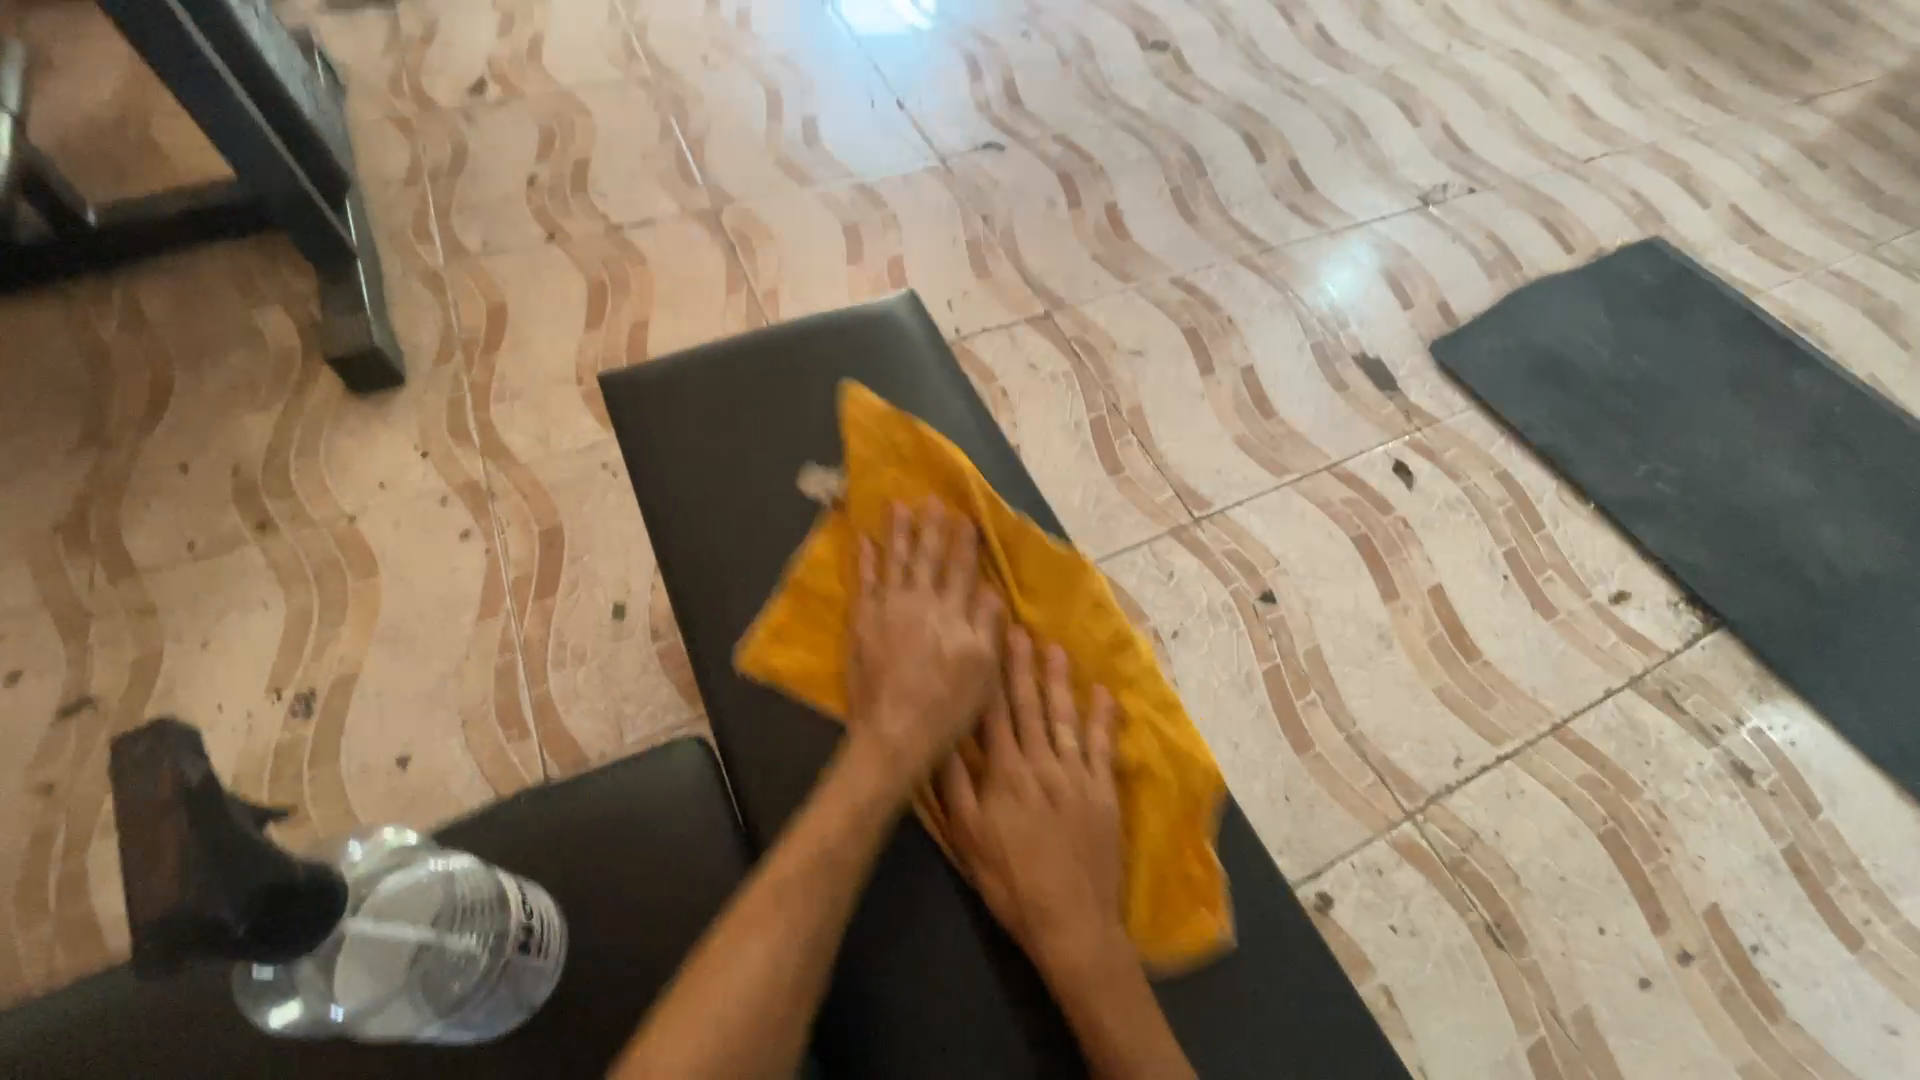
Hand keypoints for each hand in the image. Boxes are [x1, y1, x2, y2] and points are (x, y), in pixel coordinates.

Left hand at [847, 499, 1003, 784]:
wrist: (894, 732)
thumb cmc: (947, 707)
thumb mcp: (984, 670)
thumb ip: (987, 626)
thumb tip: (991, 589)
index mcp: (953, 613)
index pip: (962, 568)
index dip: (965, 542)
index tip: (966, 516)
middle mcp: (920, 602)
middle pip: (927, 557)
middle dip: (931, 527)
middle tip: (932, 499)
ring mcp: (887, 609)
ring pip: (894, 561)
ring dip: (897, 533)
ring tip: (897, 505)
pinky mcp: (862, 623)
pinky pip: (863, 583)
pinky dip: (865, 561)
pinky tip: (865, 542)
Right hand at [937, 628, 1125, 972]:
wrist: (1071, 919)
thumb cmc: (1009, 881)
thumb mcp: (967, 837)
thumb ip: (952, 786)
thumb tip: (938, 739)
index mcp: (1004, 773)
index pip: (993, 714)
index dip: (989, 677)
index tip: (985, 645)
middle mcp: (1040, 763)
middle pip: (1028, 706)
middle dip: (1021, 666)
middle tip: (1018, 629)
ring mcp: (1076, 774)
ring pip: (1064, 717)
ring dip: (1059, 681)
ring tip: (1054, 648)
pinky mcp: (1102, 791)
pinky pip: (1102, 746)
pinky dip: (1103, 718)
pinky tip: (1104, 692)